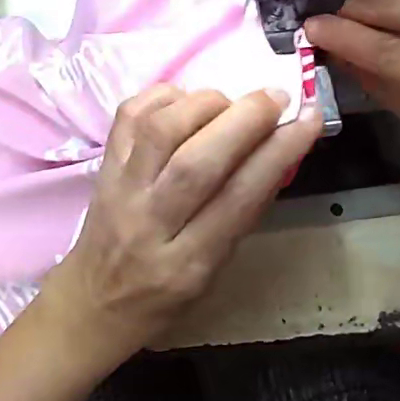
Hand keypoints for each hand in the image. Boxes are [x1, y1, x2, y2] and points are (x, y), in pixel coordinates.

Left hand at [35, 85, 322, 366]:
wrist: (91, 304)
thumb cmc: (162, 298)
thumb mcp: (213, 274)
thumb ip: (242, 216)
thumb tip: (278, 153)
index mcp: (187, 263)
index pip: (239, 199)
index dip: (279, 152)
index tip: (308, 118)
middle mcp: (149, 224)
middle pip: (197, 162)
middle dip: (244, 119)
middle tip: (274, 96)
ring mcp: (120, 191)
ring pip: (159, 132)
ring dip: (203, 103)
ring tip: (229, 101)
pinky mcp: (101, 167)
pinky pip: (127, 117)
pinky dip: (162, 96)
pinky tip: (185, 99)